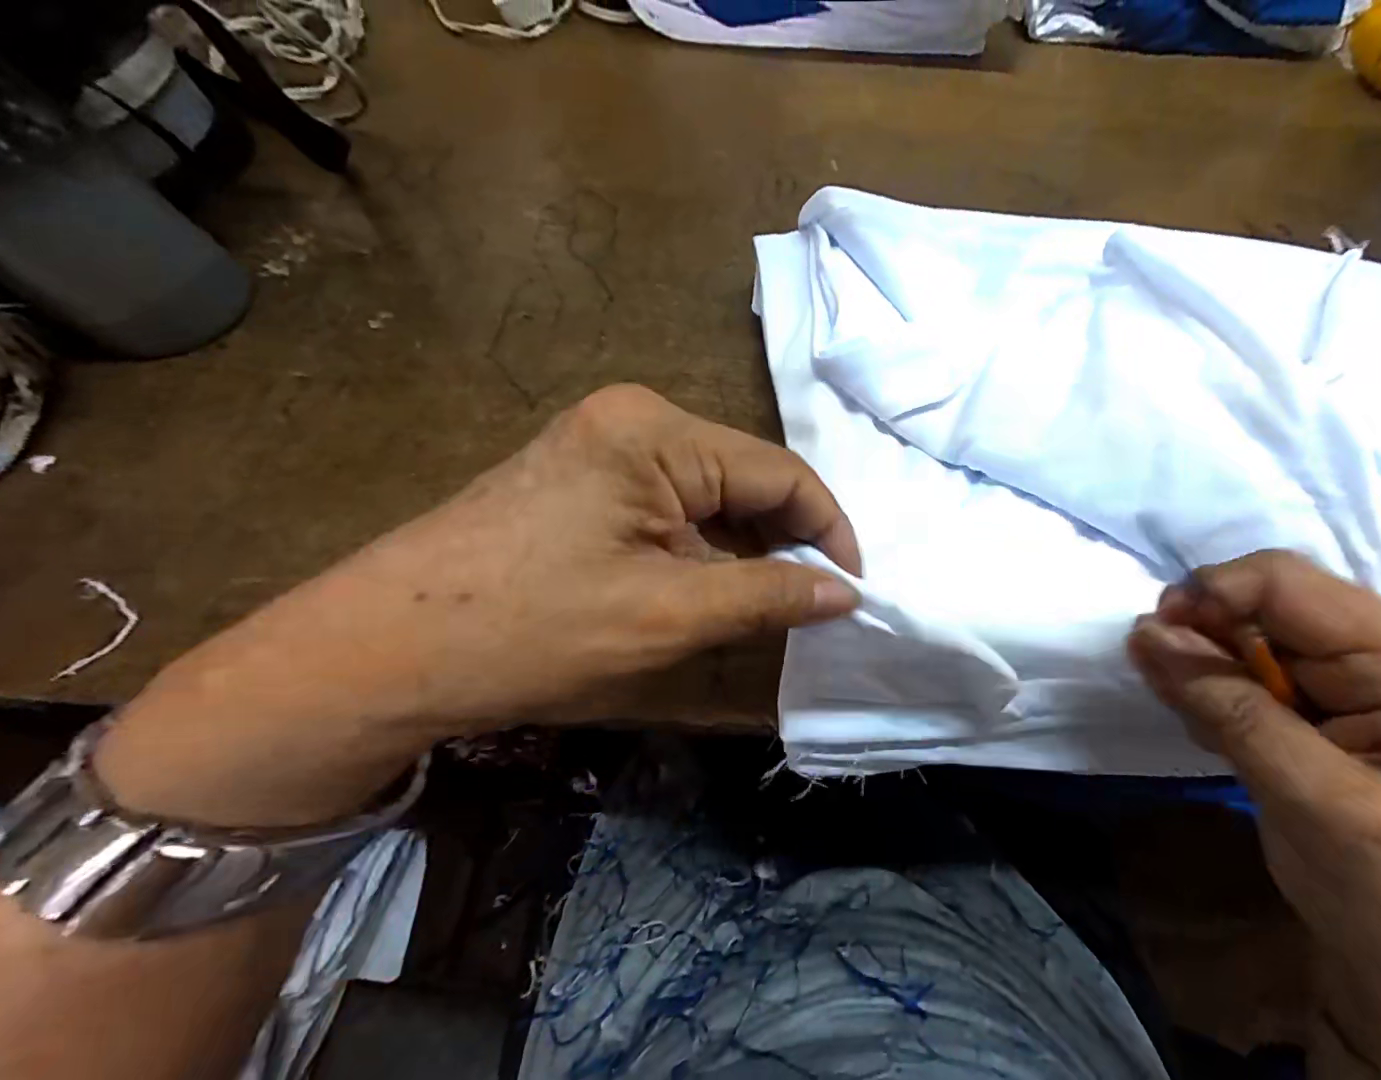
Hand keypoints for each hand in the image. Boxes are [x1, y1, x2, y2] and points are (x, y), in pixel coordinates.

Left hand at [96, 386, 860, 826]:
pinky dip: (711, 546)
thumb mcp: (668, 616)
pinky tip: (719, 586)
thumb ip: (770, 596)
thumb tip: (848, 593)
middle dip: (790, 539)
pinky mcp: (588, 475)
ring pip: (717, 494)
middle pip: (749, 478)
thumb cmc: (527, 630)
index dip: (829, 529)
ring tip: (776, 600)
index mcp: (656, 433)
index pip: (781, 472)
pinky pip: (679, 503)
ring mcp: (606, 443)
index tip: (855, 585)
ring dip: (752, 547)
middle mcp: (636, 418)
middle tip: (819, 599)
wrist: (372, 656)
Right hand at [1128, 552, 1380, 1079]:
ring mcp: (1372, 694)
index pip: (1307, 590)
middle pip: (1281, 609)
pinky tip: (1204, 720)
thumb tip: (1147, 634)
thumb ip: (1237, 714)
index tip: (1155, 628)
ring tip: (1181, 701)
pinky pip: (1260, 681)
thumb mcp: (1330, 813)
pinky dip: (1219, 692)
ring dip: (1209, 663)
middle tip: (1155, 664)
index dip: (1222, 591)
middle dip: (1210, 630)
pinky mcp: (1334, 721)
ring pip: (1261, 641)